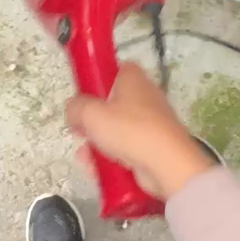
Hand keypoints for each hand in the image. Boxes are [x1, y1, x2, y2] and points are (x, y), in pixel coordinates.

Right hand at [65, 63, 216, 200]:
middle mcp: (145, 96)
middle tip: (80, 131)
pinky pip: (127, 149)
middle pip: (112, 104)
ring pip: (117, 130)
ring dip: (98, 144)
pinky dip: (112, 159)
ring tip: (88, 157)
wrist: (166, 164)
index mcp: (132, 78)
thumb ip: (76, 108)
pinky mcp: (154, 146)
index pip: (113, 70)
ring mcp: (152, 123)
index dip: (95, 81)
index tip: (82, 97)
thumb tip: (73, 111)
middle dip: (92, 121)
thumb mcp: (90, 114)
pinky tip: (99, 170)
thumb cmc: (128, 130)